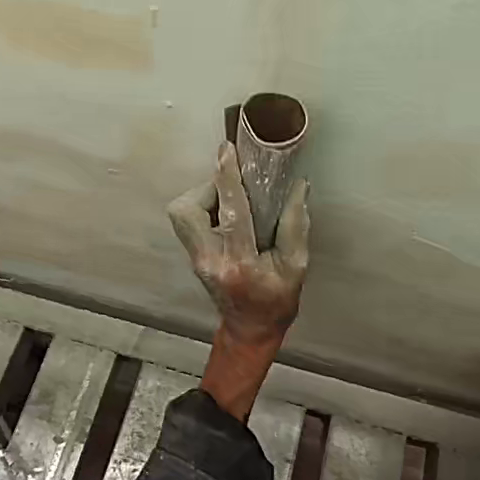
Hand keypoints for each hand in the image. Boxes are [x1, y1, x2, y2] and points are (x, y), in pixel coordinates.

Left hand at [167, 143, 309, 343]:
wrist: (250, 327)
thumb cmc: (276, 300)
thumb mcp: (296, 266)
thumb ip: (296, 225)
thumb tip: (297, 186)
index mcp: (239, 264)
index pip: (231, 214)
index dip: (227, 179)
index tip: (227, 151)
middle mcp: (209, 260)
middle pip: (186, 210)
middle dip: (207, 188)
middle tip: (234, 188)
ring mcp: (196, 259)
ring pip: (182, 213)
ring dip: (204, 197)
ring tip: (232, 202)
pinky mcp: (192, 256)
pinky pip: (187, 221)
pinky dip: (204, 208)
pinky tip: (227, 215)